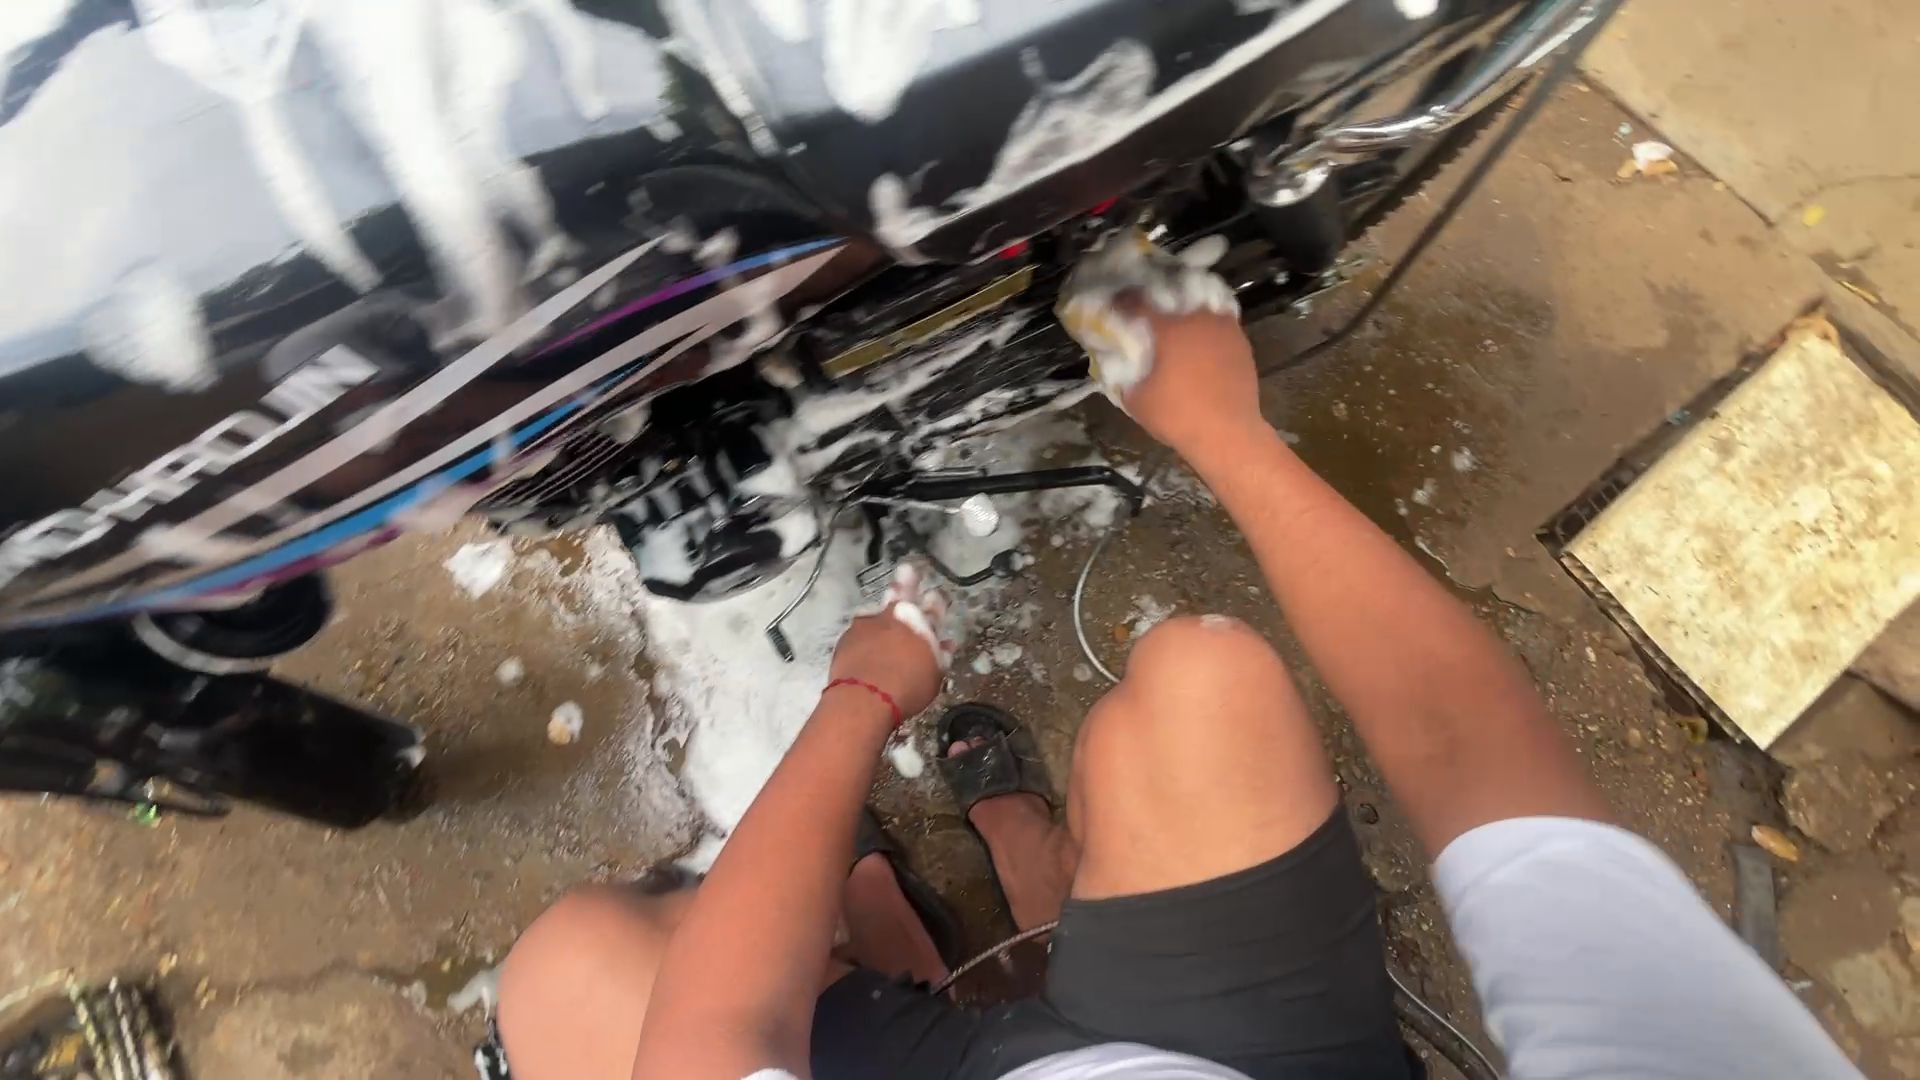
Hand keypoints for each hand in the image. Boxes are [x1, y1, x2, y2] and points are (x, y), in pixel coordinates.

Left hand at [826, 563, 951, 720]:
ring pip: (878, 608)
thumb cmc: (908, 689)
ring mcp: (870, 622)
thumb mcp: (934, 676)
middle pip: (903, 589)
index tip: (937, 595)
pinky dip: (865, 634)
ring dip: (882, 609)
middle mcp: (896, 616)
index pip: (936, 603)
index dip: (938, 598)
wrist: (865, 698)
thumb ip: (940, 656)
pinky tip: (864, 644)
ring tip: (880, 613)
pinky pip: (860, 628)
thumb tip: (946, 645)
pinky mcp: (849, 634)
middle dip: (907, 578)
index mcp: (923, 624)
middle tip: (907, 568)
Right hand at [1119, 303, 1266, 460]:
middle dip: (1158, 305)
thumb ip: (1123, 374)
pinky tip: (1200, 346)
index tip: (1116, 306)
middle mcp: (1198, 319)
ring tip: (1176, 330)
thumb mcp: (1136, 399)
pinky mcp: (1241, 342)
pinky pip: (1218, 325)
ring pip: (1200, 309)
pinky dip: (1206, 331)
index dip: (1123, 302)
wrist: (1227, 433)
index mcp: (1168, 328)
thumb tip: (1119, 362)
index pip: (1138, 303)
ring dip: (1186, 315)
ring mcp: (1224, 328)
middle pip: (1173, 299)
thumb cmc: (1177, 416)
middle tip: (1148, 320)